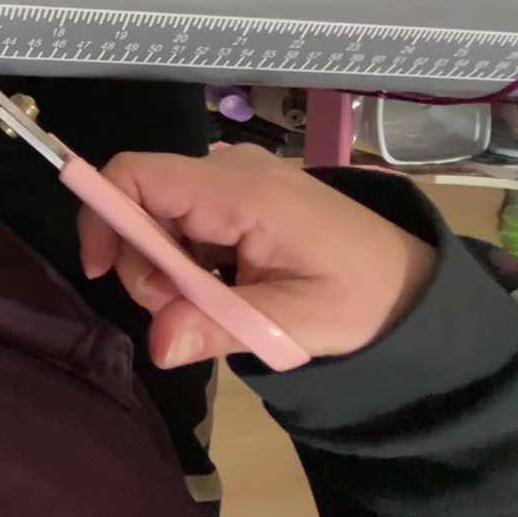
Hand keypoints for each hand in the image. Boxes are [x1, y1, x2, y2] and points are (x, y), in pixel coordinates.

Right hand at [76, 145, 436, 369]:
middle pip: (136, 200)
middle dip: (141, 260)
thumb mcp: (296, 325)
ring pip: (152, 212)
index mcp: (238, 191)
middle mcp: (225, 169)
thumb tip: (157, 346)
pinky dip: (179, 256)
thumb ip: (220, 328)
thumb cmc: (367, 300)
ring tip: (206, 302)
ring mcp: (228, 177)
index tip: (99, 270)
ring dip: (161, 265)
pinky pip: (176, 216)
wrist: (418, 286)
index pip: (134, 174)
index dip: (101, 215)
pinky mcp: (230, 192)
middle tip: (178, 309)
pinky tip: (214, 283)